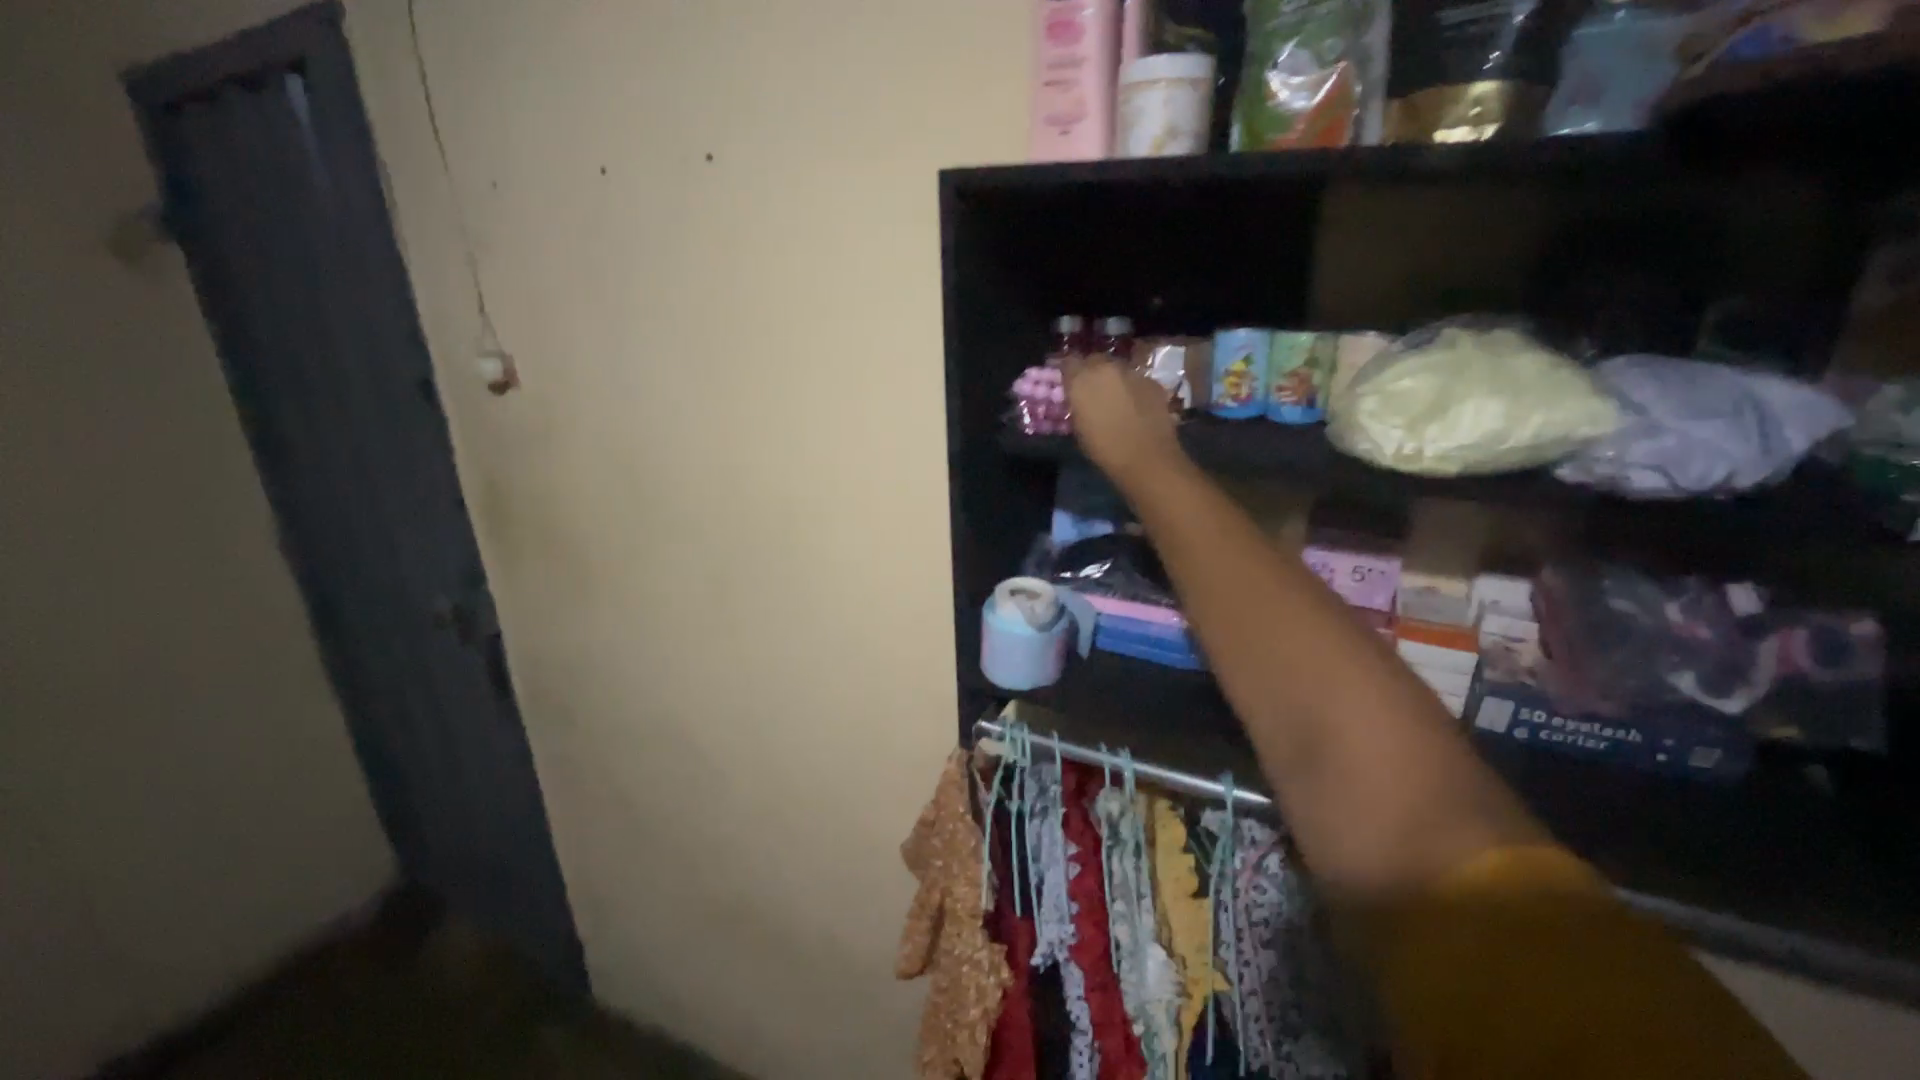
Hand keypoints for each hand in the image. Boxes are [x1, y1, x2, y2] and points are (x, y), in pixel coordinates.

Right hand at [1062, 356, 1185, 485]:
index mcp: (1081, 378)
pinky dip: (1133, 387)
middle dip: (1091, 371)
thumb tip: (1079, 398)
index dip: (1068, 370)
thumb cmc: (1104, 449)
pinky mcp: (1152, 381)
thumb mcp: (1078, 427)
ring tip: (1116, 397)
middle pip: (1094, 359)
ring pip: (1117, 367)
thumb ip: (1076, 404)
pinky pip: (1136, 379)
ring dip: (1114, 378)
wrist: (1147, 457)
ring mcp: (1131, 371)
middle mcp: (1105, 367)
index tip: (1068, 379)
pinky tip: (1136, 405)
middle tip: (1092, 389)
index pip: (1068, 361)